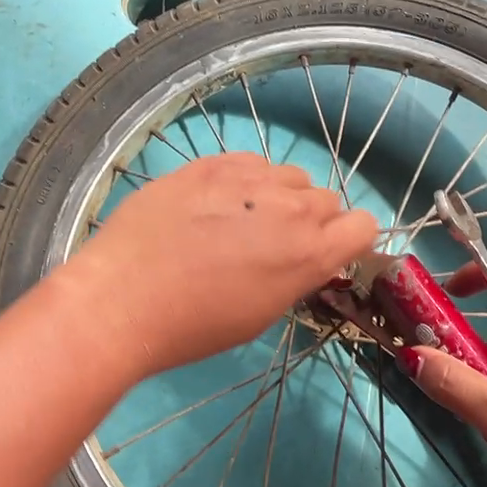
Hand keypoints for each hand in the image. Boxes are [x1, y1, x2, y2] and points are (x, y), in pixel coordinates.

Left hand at [59, 153, 377, 379]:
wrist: (122, 299)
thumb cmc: (194, 326)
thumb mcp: (261, 314)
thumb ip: (295, 275)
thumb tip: (302, 257)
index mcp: (310, 252)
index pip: (364, 225)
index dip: (349, 239)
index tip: (327, 252)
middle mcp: (291, 208)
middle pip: (328, 198)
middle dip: (312, 219)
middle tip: (274, 242)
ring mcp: (249, 179)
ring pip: (289, 175)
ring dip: (278, 196)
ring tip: (241, 219)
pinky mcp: (211, 163)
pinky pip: (250, 161)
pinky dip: (244, 179)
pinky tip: (214, 201)